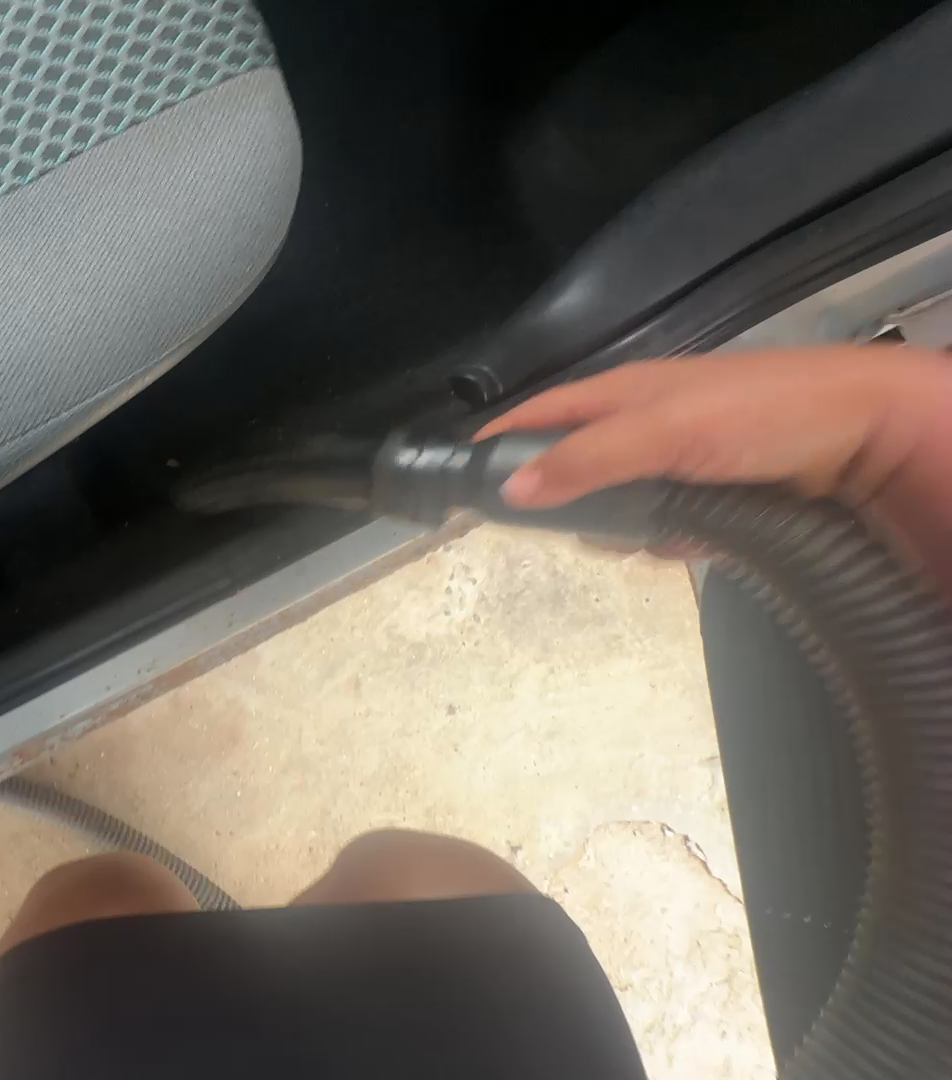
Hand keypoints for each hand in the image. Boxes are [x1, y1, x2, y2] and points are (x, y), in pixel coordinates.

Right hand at [479, 347, 950, 512]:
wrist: (885, 432)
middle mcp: (640, 423)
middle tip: (557, 526)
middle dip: (559, 497)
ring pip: (612, 498)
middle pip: (568, 464)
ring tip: (636, 539)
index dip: (495, 441)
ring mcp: (676, 458)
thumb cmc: (763, 412)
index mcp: (618, 394)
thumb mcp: (661, 431)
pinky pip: (659, 519)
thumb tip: (508, 493)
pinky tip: (682, 542)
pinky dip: (662, 535)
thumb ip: (583, 460)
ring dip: (615, 524)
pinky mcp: (711, 490)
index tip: (461, 476)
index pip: (533, 416)